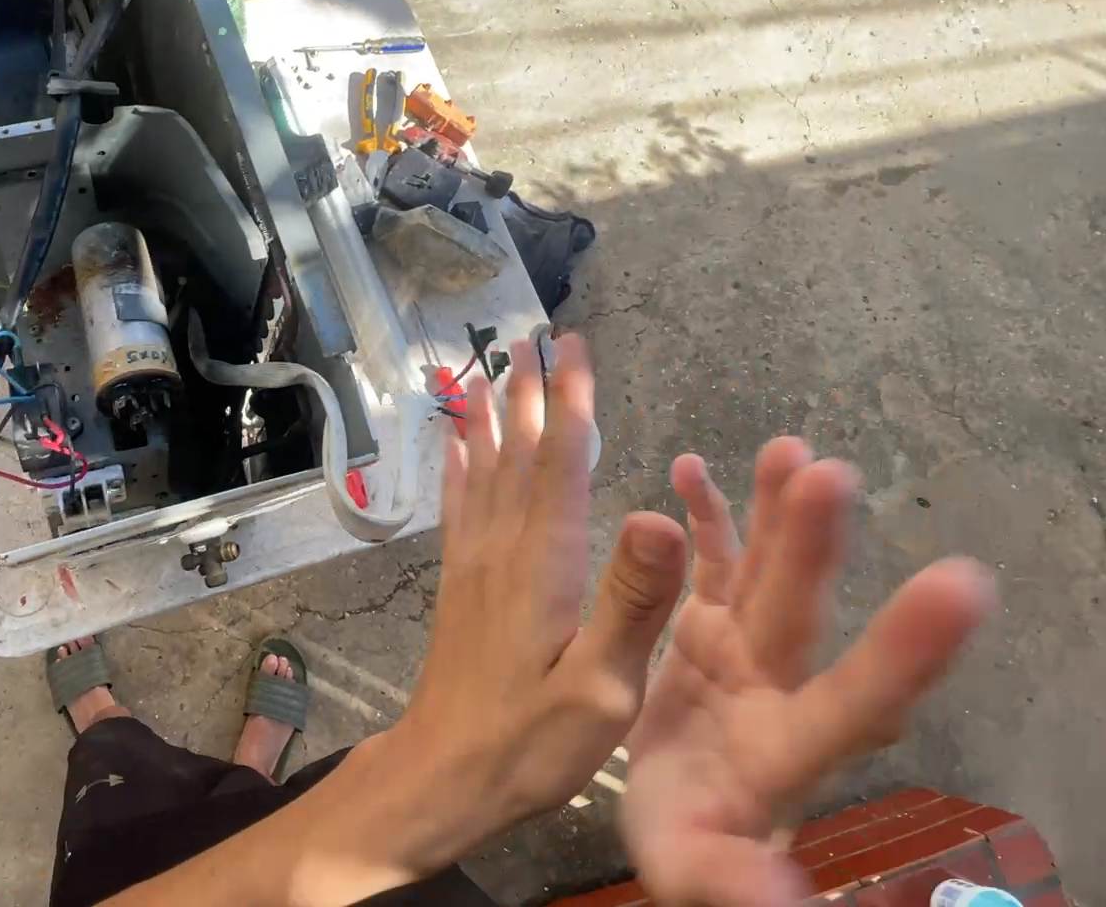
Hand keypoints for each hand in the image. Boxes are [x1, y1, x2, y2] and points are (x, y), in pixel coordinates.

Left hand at [382, 335, 692, 867]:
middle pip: (518, 451)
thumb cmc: (532, 740)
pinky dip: (456, 465)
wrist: (446, 767)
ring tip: (486, 371)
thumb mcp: (602, 687)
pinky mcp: (456, 578)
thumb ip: (633, 602)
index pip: (560, 460)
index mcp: (545, 561)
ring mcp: (472, 558)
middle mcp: (502, 544)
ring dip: (488, 417)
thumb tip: (659, 514)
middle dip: (530, 392)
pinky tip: (453, 444)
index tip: (570, 347)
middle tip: (528, 339)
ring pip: (482, 468)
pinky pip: (456, 505)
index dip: (570, 400)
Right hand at [620, 440, 996, 906]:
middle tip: (831, 472)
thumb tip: (792, 901)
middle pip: (797, 611)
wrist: (669, 807)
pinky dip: (705, 515)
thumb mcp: (695, 872)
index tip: (963, 587)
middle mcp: (773, 683)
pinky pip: (709, 561)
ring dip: (774, 512)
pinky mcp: (703, 625)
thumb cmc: (688, 844)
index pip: (856, 699)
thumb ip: (735, 885)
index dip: (906, 648)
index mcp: (782, 747)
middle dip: (814, 545)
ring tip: (790, 449)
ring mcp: (739, 646)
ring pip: (761, 570)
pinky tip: (695, 467)